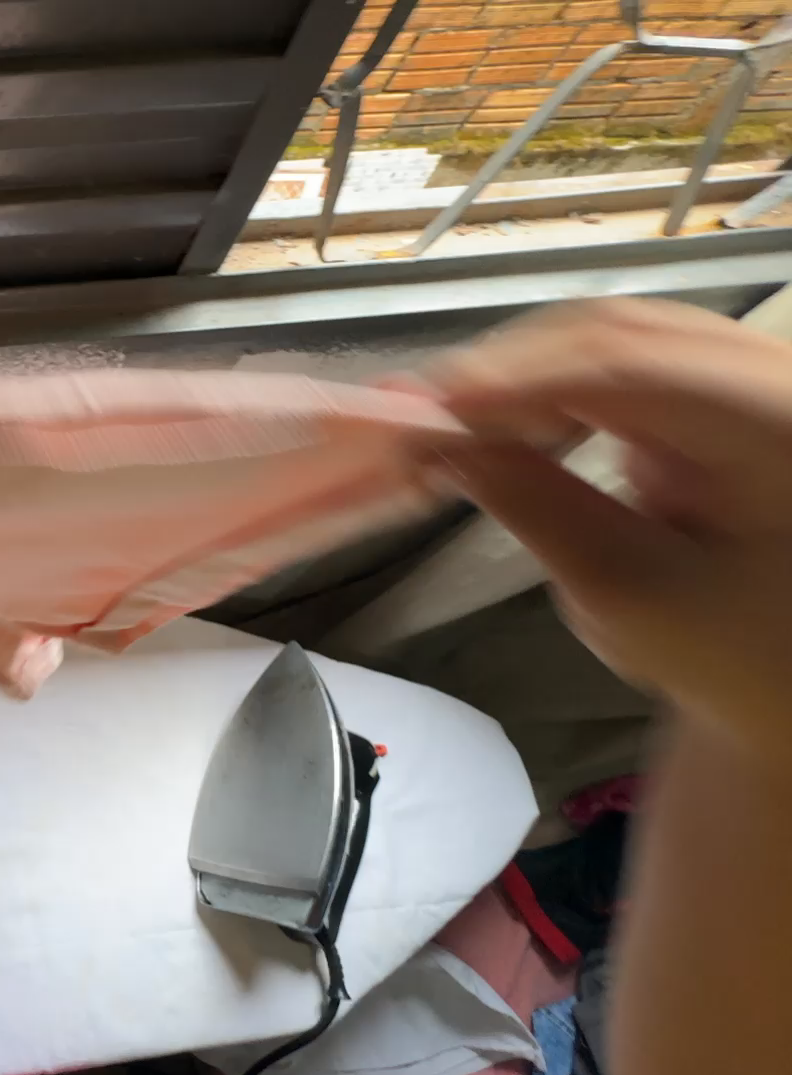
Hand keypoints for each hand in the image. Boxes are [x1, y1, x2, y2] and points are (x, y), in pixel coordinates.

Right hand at [424, 298, 791, 762]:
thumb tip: (438, 444)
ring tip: (439, 416)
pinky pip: (620, 365)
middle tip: (410, 408)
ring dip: (515, 374)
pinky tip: (496, 419)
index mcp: (788, 429)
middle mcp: (783, 383)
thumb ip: (528, 503)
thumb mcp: (619, 588)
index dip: (511, 378)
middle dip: (502, 366)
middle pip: (621, 332)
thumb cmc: (728, 653)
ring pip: (616, 338)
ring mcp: (754, 386)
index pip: (631, 368)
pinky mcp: (721, 402)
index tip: (413, 405)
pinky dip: (541, 387)